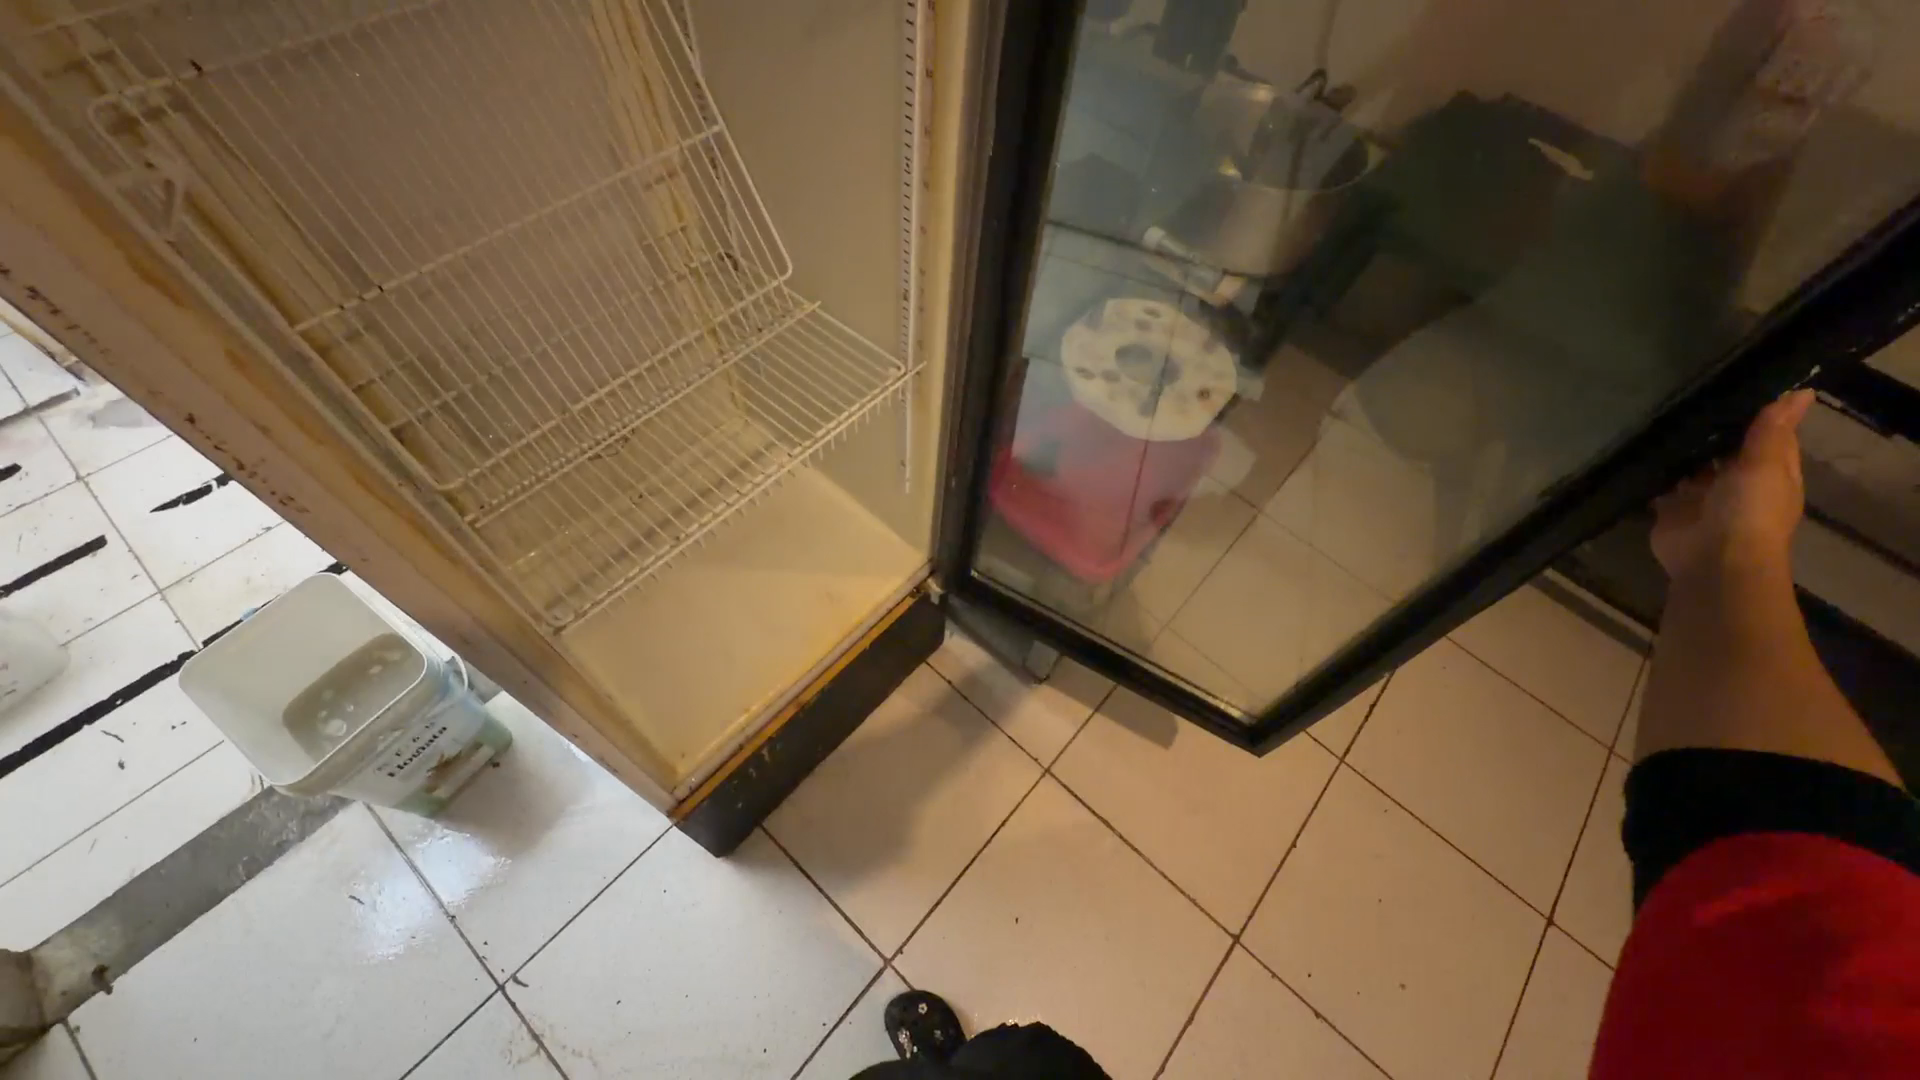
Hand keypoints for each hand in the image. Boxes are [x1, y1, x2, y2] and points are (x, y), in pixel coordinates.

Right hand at [1650, 389, 1813, 580]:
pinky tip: (1635, 448)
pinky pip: (1659, 483)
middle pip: (1724, 448)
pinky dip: (1650, 470)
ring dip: (1678, 447)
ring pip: (1690, 464)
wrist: (1712, 559)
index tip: (1733, 381)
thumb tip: (1800, 391)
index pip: (1768, 433)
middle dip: (1710, 428)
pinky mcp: (1669, 507)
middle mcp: (1737, 480)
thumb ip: (1771, 431)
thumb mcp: (1765, 466)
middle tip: (1682, 392)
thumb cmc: (1748, 511)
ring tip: (1655, 413)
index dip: (1757, 411)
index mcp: (1770, 470)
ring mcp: (1701, 494)